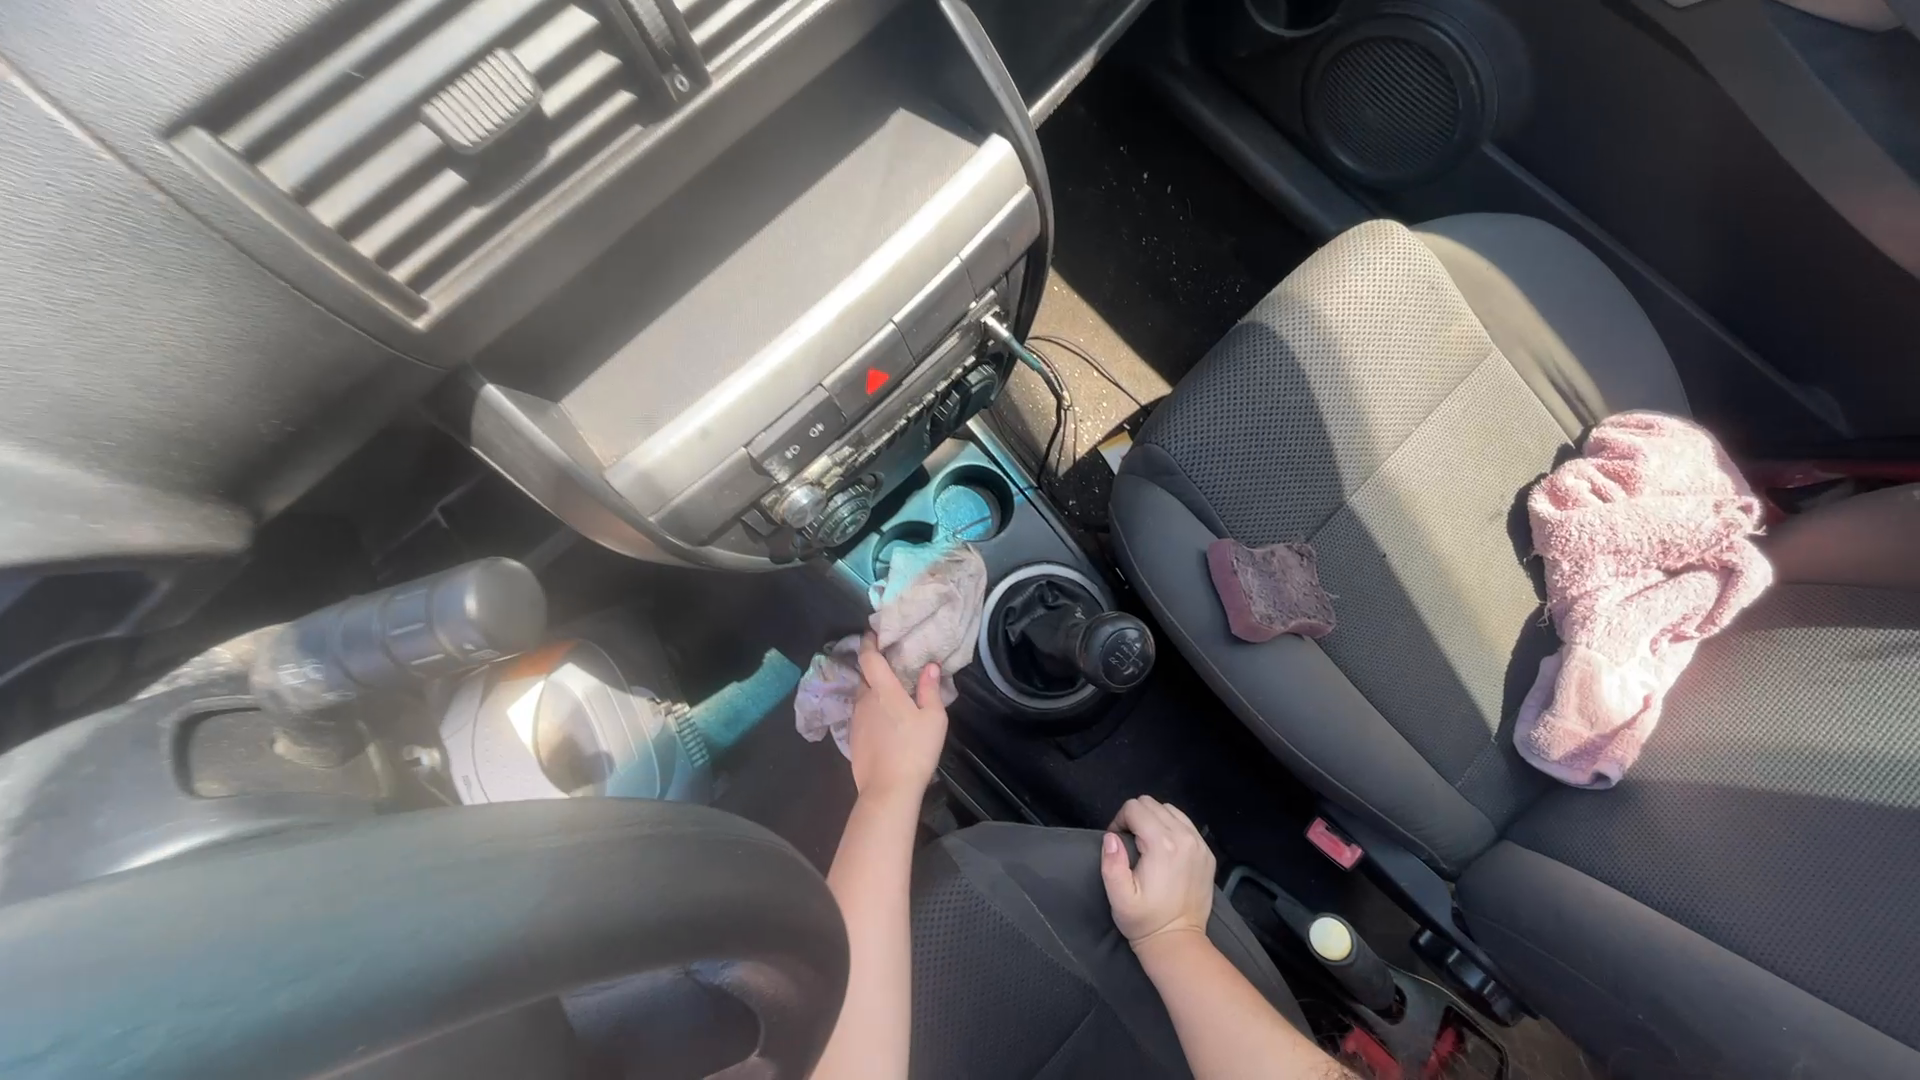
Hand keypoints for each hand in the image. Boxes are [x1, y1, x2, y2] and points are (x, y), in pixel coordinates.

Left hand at [847, 633, 948, 801]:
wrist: (888, 790)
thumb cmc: (915, 750)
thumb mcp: (933, 718)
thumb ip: (930, 690)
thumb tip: (930, 666)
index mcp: (883, 690)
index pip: (869, 658)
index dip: (869, 643)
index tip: (872, 633)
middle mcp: (864, 700)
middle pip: (865, 677)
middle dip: (874, 668)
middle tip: (891, 667)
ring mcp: (856, 721)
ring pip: (862, 697)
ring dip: (872, 691)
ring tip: (890, 695)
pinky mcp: (853, 739)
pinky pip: (861, 716)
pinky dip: (871, 711)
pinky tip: (884, 722)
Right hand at [1100, 795, 1215, 949]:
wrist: (1178, 942)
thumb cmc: (1145, 921)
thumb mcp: (1119, 897)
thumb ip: (1112, 864)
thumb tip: (1111, 837)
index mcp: (1162, 844)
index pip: (1134, 808)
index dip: (1119, 821)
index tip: (1118, 843)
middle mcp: (1184, 837)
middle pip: (1152, 803)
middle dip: (1135, 818)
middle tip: (1130, 844)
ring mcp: (1199, 844)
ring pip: (1170, 809)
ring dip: (1154, 820)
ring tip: (1147, 844)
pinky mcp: (1207, 853)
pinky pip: (1185, 823)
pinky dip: (1171, 826)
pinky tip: (1165, 847)